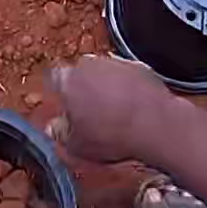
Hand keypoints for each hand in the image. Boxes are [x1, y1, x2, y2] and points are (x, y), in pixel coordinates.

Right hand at [46, 54, 181, 163]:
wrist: (153, 124)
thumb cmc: (111, 135)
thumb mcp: (76, 145)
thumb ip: (59, 133)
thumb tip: (53, 127)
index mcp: (67, 80)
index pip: (54, 78)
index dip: (59, 93)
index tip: (65, 106)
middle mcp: (88, 64)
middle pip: (79, 72)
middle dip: (82, 88)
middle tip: (90, 112)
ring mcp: (114, 62)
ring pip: (103, 71)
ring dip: (105, 86)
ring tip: (115, 112)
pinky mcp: (138, 66)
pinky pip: (126, 75)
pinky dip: (127, 86)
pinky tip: (133, 106)